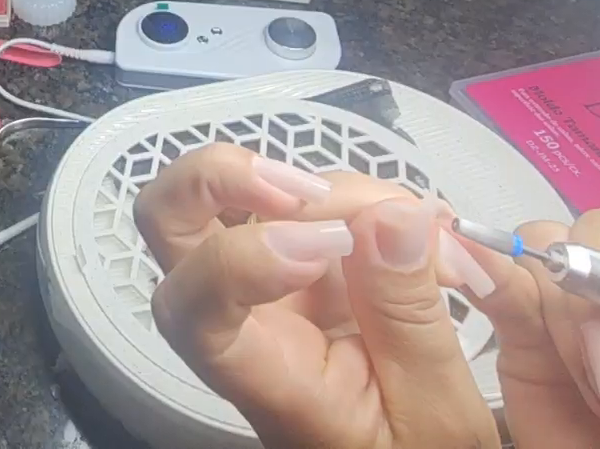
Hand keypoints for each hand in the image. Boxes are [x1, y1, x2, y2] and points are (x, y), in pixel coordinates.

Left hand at [134, 143, 499, 448]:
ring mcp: (250, 268)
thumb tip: (393, 216)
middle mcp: (232, 308)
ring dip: (317, 184)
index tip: (328, 246)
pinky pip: (287, 192)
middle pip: (164, 218)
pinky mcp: (283, 243)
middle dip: (219, 177)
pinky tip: (404, 213)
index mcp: (256, 372)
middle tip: (310, 190)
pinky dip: (343, 188)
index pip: (192, 311)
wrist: (398, 448)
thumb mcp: (435, 417)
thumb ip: (409, 320)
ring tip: (412, 218)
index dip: (237, 260)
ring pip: (230, 189)